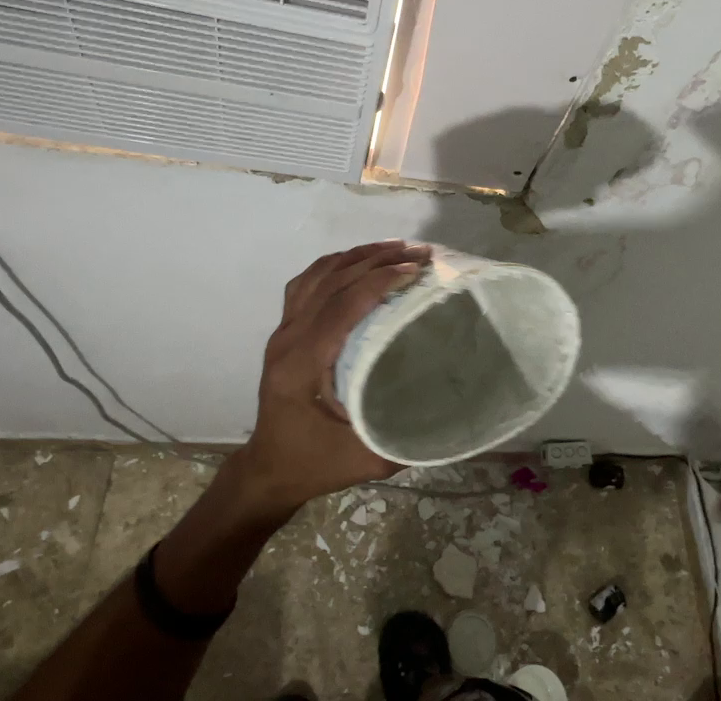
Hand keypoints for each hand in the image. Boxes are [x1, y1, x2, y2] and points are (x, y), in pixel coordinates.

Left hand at [234, 240, 430, 513]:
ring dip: (357, 255)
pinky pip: (306, 282)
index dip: (380, 280)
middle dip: (377, 259)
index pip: (342, 304)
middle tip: (420, 252)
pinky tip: (362, 263)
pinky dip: (336, 265)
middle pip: (331, 280)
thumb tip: (451, 406)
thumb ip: (404, 435)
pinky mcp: (284, 331)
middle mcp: (288, 339)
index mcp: (303, 364)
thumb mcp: (366, 458)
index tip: (417, 270)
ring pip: (317, 274)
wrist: (268, 470)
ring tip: (396, 249)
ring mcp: (282, 331)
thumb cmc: (316, 464)